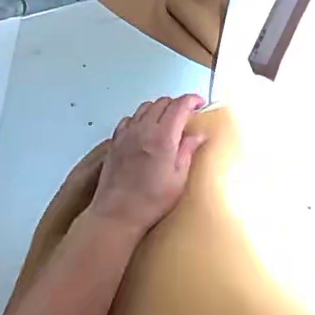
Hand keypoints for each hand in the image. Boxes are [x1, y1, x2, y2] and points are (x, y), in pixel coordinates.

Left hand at [83, 94, 207, 235]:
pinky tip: (146, 130)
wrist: (117, 213)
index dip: (192, 100)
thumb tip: (199, 135)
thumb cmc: (151, 201)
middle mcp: (143, 129)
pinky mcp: (115, 141)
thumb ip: (188, 151)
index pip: (179, 105)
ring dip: (159, 108)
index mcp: (163, 137)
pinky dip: (141, 118)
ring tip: (167, 121)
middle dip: (177, 104)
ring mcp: (126, 134)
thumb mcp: (178, 178)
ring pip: (145, 107)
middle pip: (162, 102)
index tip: (199, 104)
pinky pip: (130, 119)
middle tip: (187, 115)